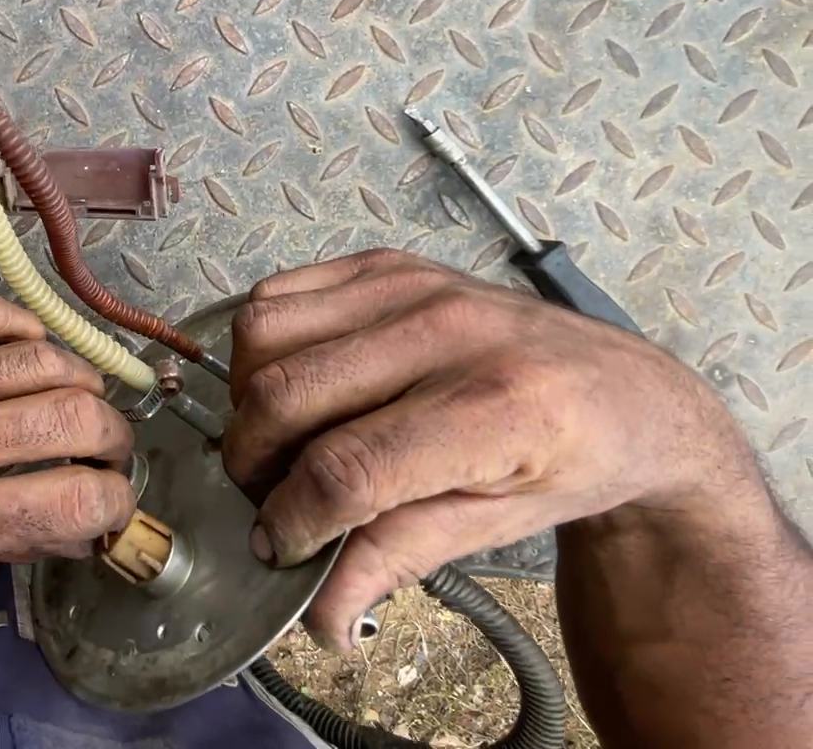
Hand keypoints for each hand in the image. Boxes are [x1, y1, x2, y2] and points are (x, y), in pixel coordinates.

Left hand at [0, 294, 136, 568]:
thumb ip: (12, 538)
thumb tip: (89, 525)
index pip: (77, 501)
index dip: (116, 500)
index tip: (112, 494)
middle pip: (74, 419)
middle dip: (113, 435)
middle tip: (106, 443)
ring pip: (42, 359)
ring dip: (81, 379)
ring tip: (79, 395)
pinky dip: (28, 327)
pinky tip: (33, 349)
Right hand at [224, 249, 753, 649]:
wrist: (629, 389)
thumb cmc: (572, 463)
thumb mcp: (499, 526)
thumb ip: (396, 558)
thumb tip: (315, 613)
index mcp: (501, 409)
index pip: (348, 466)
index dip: (294, 516)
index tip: (278, 542)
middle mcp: (448, 331)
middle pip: (286, 394)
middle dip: (252, 455)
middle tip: (262, 488)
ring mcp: (410, 285)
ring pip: (262, 334)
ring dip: (246, 393)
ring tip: (275, 428)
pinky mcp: (381, 263)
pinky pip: (274, 294)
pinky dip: (259, 344)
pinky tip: (291, 376)